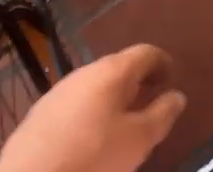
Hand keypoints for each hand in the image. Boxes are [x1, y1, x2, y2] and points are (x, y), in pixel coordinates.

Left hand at [0, 44, 186, 171]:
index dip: (163, 64)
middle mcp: (84, 73)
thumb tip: (177, 95)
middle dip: (136, 83)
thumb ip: (162, 114)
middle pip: (118, 68)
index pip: (146, 53)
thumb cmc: (90, 160)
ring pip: (93, 88)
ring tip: (119, 127)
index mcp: (112, 71)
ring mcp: (56, 94)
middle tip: (148, 106)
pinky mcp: (36, 118)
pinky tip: (86, 143)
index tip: (171, 82)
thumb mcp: (138, 141)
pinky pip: (73, 107)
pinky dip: (88, 115)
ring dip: (111, 100)